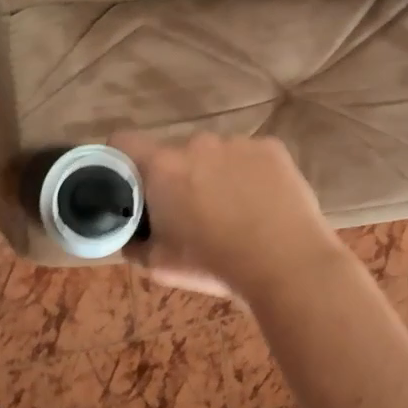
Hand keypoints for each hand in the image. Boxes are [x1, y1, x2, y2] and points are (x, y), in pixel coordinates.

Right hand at [110, 131, 343, 300]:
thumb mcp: (160, 266)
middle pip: (175, 153)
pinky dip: (251, 174)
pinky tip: (262, 204)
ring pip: (215, 155)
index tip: (131, 183)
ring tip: (235, 211)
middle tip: (191, 212)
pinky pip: (250, 157)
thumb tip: (130, 236)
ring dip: (215, 174)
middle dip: (178, 177)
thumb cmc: (214, 265)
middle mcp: (196, 144)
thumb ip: (135, 245)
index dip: (121, 159)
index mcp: (162, 167)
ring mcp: (237, 143)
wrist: (286, 265)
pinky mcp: (272, 148)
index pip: (123, 142)